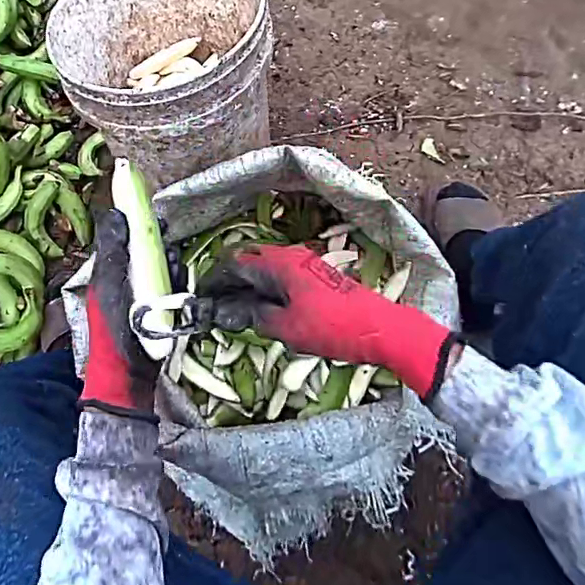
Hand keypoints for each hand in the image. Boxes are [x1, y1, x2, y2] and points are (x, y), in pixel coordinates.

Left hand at [78, 209, 157, 419]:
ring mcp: (145, 292)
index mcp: (108, 270)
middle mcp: (127, 278)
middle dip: (155, 238)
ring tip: (172, 256)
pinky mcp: (163, 306)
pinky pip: (174, 284)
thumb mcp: (107, 284)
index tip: (145, 208)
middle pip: (145, 248)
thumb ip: (111, 250)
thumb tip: (114, 212)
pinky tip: (180, 276)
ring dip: (168, 257)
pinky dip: (178, 278)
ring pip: (161, 264)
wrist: (128, 373)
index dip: (133, 221)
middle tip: (164, 232)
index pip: (121, 237)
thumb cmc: (111, 327)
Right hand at [195, 243, 459, 399]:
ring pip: (264, 266)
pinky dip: (264, 285)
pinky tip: (263, 304)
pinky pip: (279, 273)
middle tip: (215, 299)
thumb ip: (255, 317)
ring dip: (247, 282)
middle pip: (248, 260)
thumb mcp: (287, 329)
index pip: (233, 264)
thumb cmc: (333, 327)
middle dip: (228, 278)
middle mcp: (289, 256)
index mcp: (277, 264)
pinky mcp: (316, 275)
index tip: (200, 294)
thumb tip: (230, 313)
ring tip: (235, 304)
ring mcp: (305, 263)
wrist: (384, 328)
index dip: (213, 279)